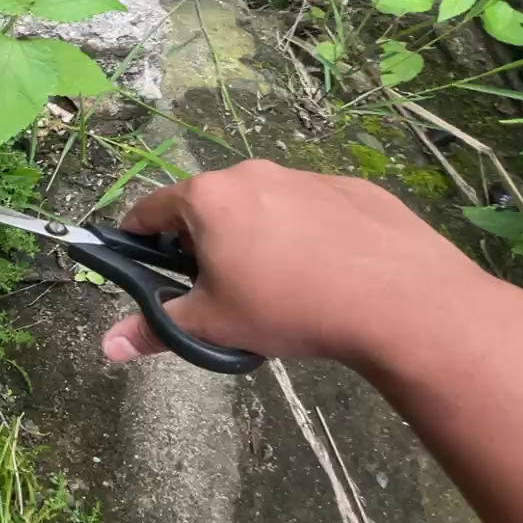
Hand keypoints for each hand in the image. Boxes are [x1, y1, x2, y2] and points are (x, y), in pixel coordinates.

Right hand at [101, 159, 498, 366]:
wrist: (416, 310)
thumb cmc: (293, 309)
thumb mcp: (214, 324)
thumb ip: (155, 329)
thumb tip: (106, 348)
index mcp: (206, 198)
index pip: (149, 210)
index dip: (139, 237)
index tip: (146, 262)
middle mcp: (251, 174)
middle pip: (206, 204)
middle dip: (202, 238)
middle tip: (219, 282)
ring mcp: (308, 177)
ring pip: (261, 204)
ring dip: (255, 232)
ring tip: (280, 280)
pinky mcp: (358, 190)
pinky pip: (314, 208)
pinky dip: (308, 232)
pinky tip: (329, 271)